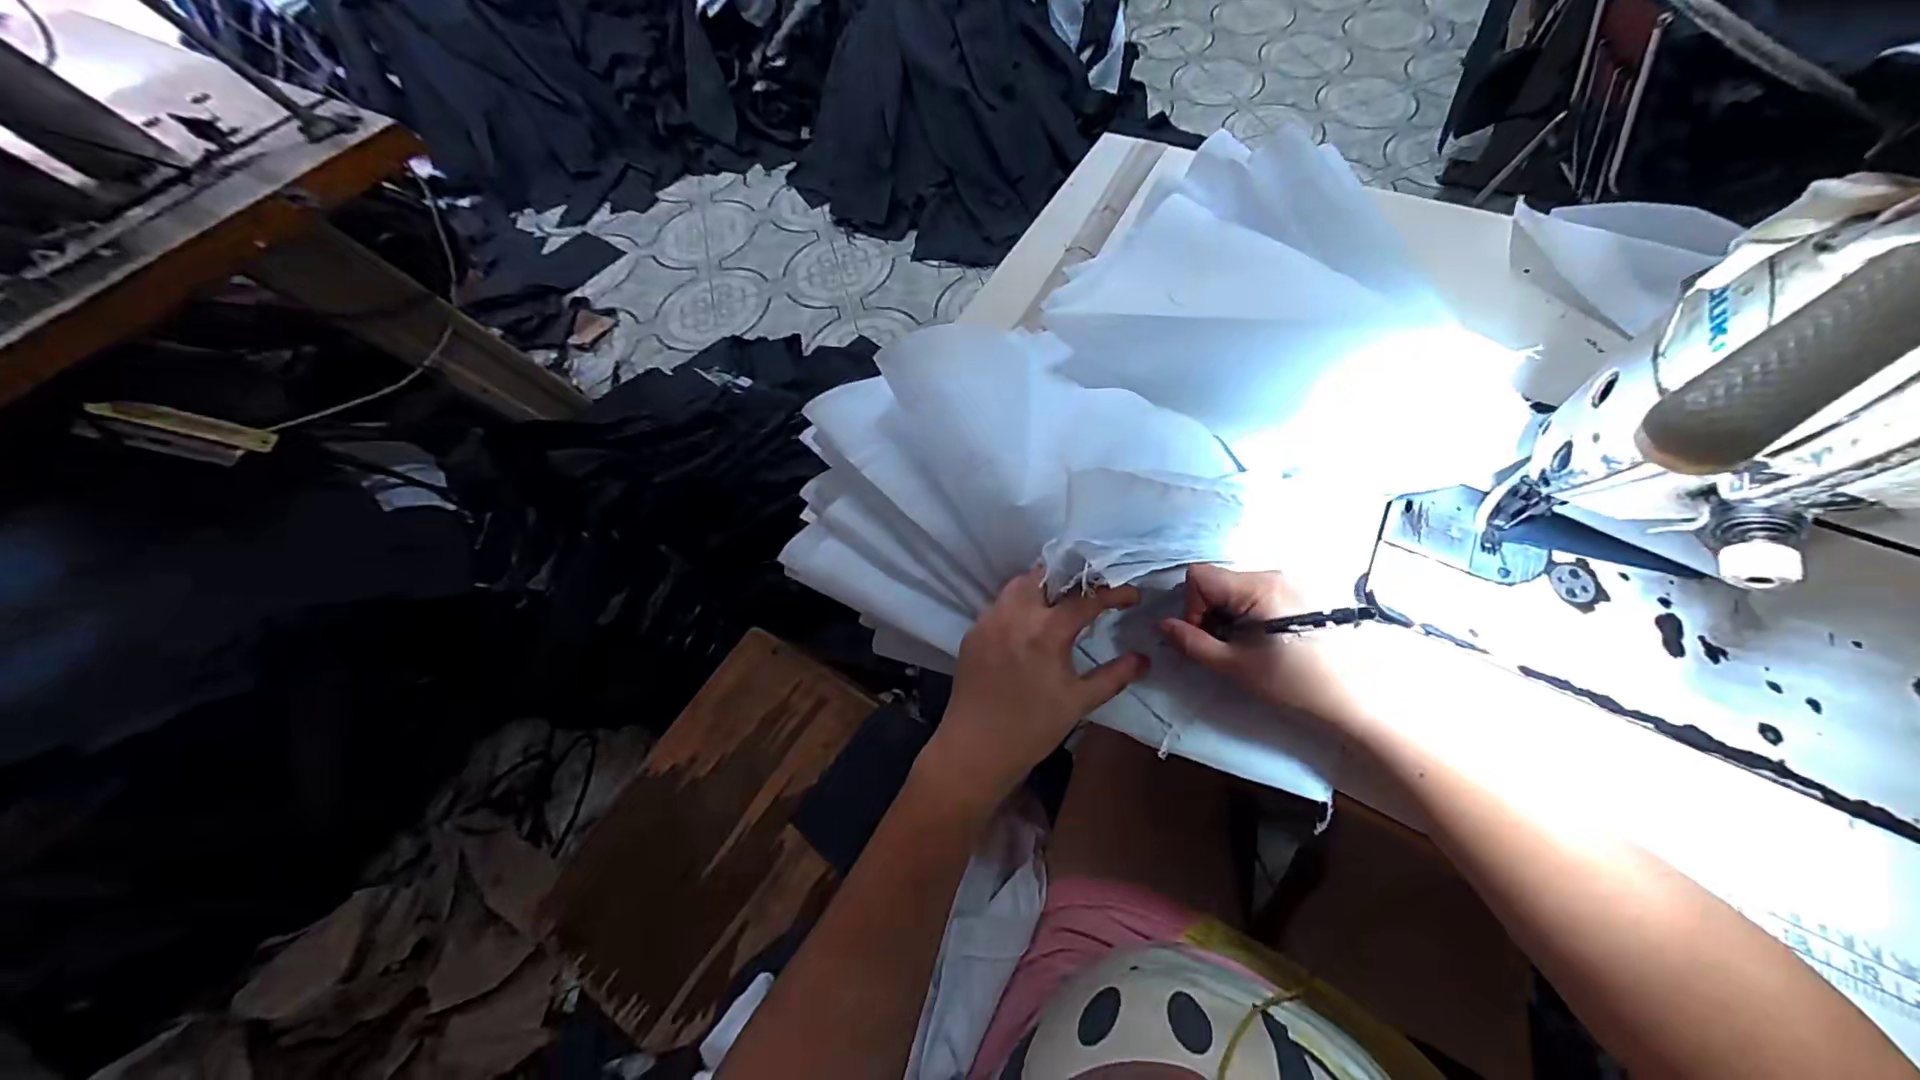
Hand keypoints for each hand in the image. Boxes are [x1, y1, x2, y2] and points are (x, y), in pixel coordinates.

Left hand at [919, 567, 1148, 811]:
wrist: (976, 748)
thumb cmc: (1032, 728)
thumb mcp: (1079, 702)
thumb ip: (1114, 676)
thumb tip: (1143, 659)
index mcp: (1046, 631)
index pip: (1085, 599)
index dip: (1113, 593)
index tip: (1131, 595)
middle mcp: (1015, 616)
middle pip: (1044, 577)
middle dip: (1068, 580)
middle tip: (1087, 595)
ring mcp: (989, 622)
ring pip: (1016, 587)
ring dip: (1040, 588)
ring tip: (1057, 606)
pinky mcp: (973, 634)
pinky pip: (998, 607)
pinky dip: (1017, 606)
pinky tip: (1027, 627)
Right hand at [1156, 564, 1365, 726]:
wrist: (1351, 697)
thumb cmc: (1291, 681)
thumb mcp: (1233, 665)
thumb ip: (1192, 642)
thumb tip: (1162, 625)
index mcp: (1257, 587)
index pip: (1199, 577)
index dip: (1192, 606)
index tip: (1206, 636)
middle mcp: (1272, 574)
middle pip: (1215, 581)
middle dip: (1208, 612)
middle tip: (1223, 645)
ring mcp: (1287, 581)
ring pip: (1232, 588)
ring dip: (1225, 614)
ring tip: (1242, 645)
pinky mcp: (1296, 592)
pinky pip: (1252, 593)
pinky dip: (1244, 613)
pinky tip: (1259, 639)